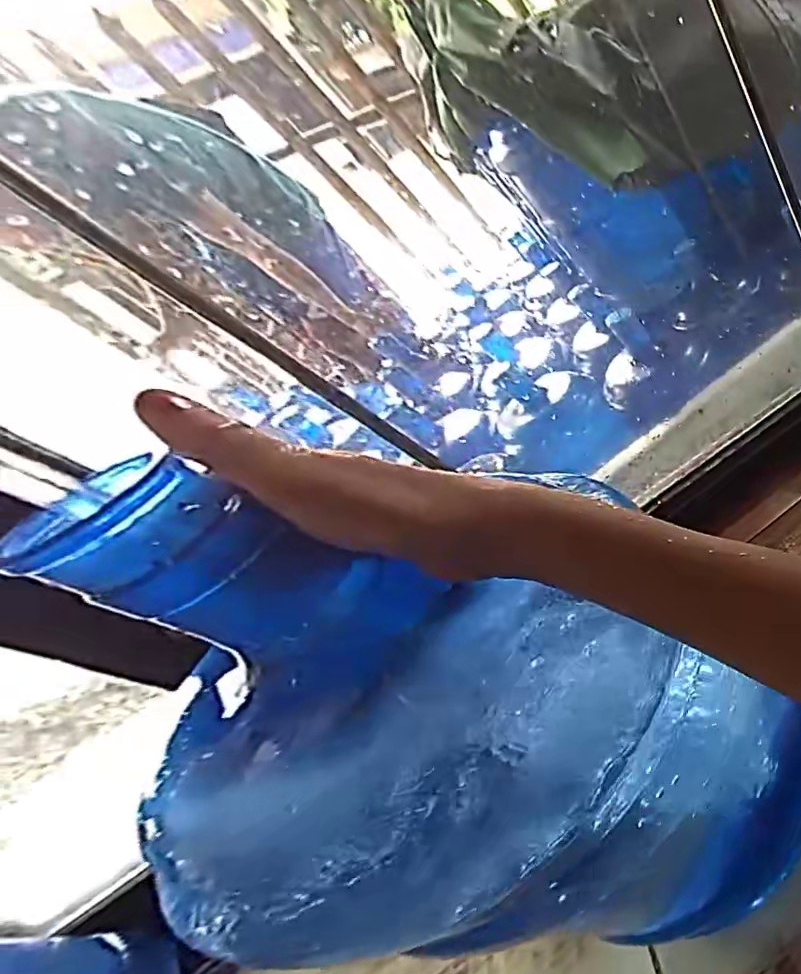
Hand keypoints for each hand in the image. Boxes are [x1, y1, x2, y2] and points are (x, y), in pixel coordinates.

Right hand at [135, 390, 534, 580]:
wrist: (478, 534)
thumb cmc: (387, 508)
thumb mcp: (297, 478)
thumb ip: (232, 447)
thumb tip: (149, 398)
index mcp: (317, 464)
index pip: (245, 460)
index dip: (203, 476)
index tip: (159, 508)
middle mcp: (351, 481)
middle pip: (284, 493)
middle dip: (242, 512)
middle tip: (192, 552)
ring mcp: (384, 511)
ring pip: (320, 520)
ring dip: (286, 536)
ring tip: (243, 571)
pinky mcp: (409, 541)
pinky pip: (353, 545)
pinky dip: (327, 555)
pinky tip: (317, 576)